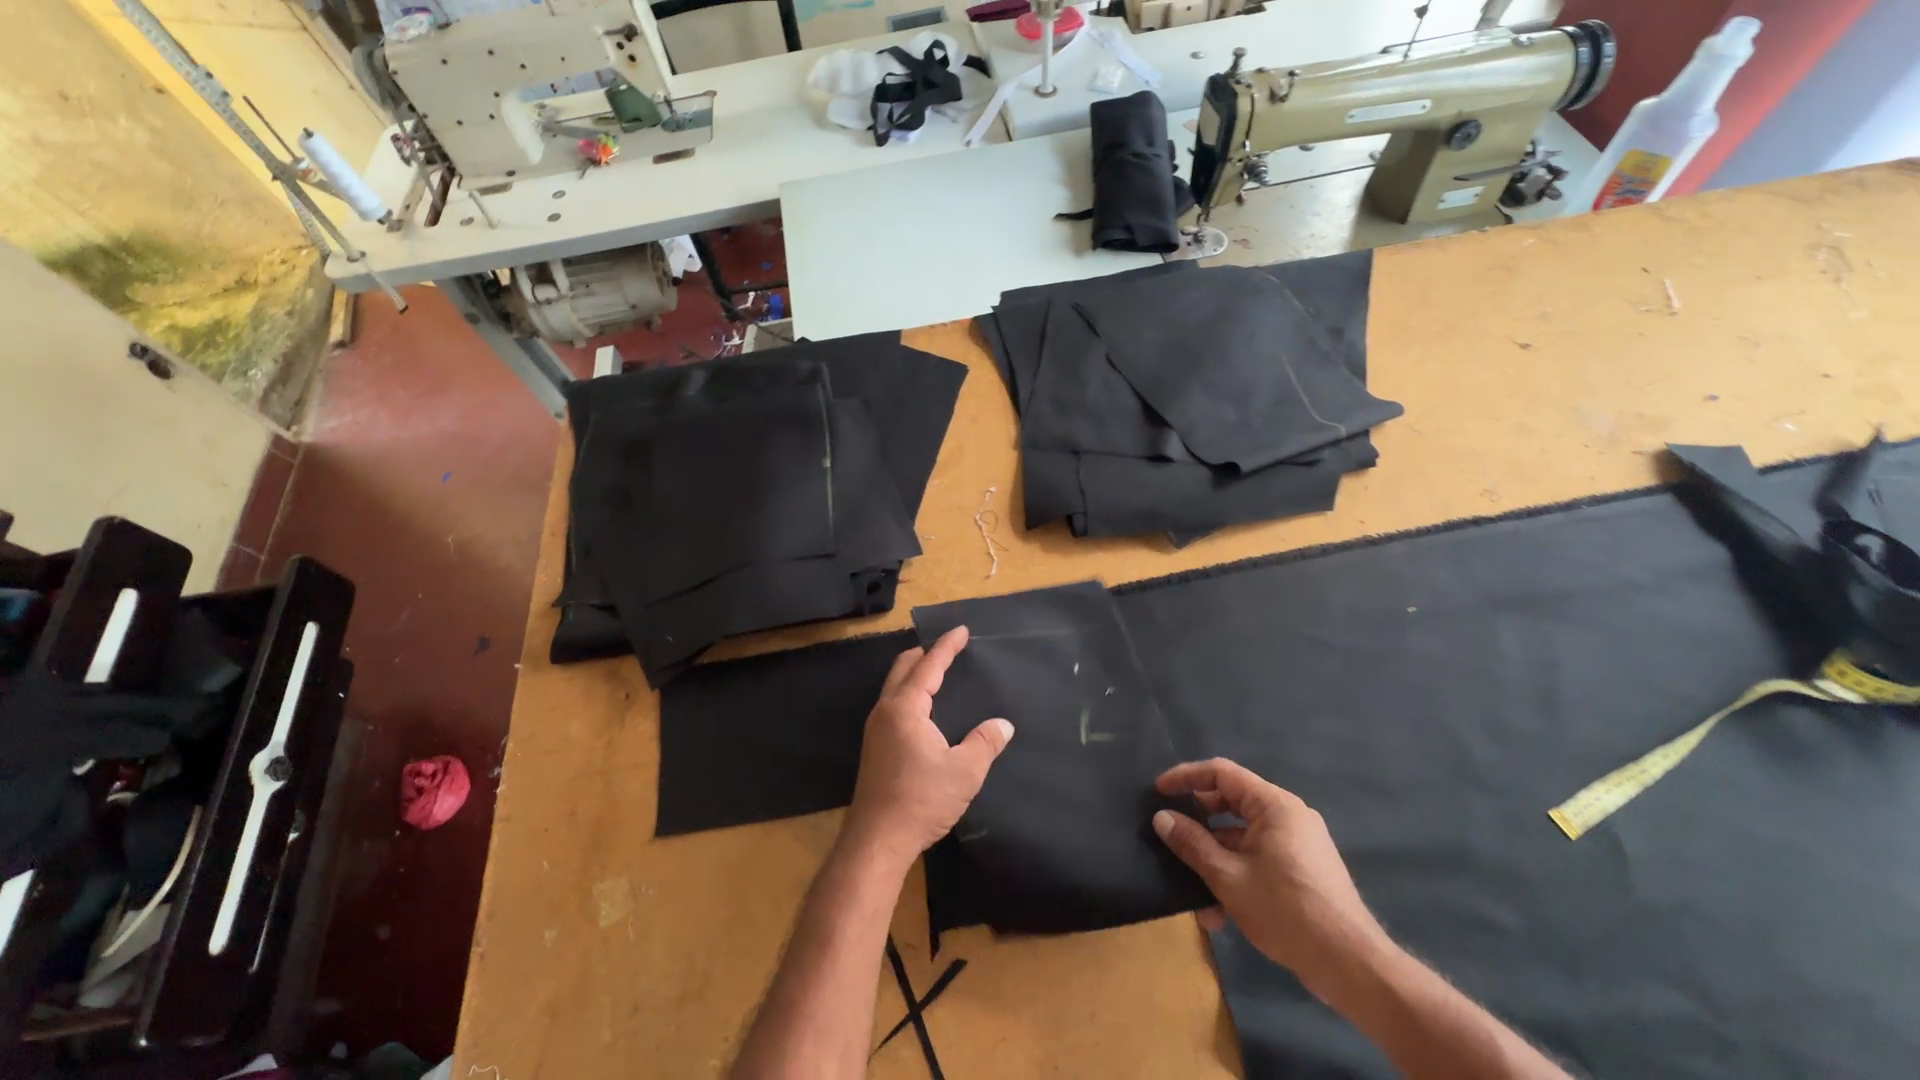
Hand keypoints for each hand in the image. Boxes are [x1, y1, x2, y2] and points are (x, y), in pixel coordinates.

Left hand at [843, 626, 1014, 867]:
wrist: (878, 839)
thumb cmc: (921, 800)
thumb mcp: (964, 771)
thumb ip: (985, 743)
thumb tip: (1002, 725)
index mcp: (905, 709)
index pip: (928, 666)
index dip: (946, 647)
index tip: (961, 630)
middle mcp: (885, 712)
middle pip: (902, 670)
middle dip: (924, 654)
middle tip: (947, 648)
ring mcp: (875, 731)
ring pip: (894, 689)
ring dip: (913, 675)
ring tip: (936, 673)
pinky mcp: (874, 750)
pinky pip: (892, 707)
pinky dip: (908, 695)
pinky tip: (922, 711)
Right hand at [1153, 758, 1389, 993]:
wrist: (1348, 962)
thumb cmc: (1285, 910)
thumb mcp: (1228, 877)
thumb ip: (1192, 844)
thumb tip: (1162, 818)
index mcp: (1275, 806)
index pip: (1222, 773)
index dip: (1186, 777)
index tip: (1157, 791)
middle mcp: (1288, 816)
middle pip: (1231, 803)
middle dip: (1198, 823)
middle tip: (1168, 835)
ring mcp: (1297, 843)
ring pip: (1242, 838)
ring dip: (1214, 859)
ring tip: (1190, 890)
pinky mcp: (1301, 869)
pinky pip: (1258, 859)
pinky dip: (1235, 875)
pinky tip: (1219, 913)